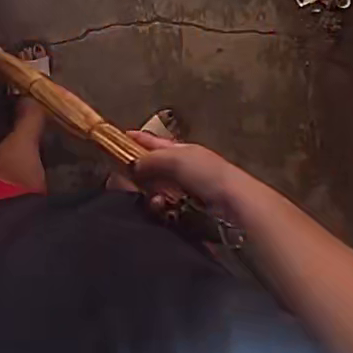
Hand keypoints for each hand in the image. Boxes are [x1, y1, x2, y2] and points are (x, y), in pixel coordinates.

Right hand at [129, 131, 255, 214]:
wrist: (234, 205)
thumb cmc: (207, 174)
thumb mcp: (177, 158)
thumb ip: (153, 159)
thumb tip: (132, 164)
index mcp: (184, 150)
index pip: (156, 143)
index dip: (138, 140)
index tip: (118, 140)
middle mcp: (186, 168)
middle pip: (155, 169)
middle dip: (140, 173)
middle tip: (126, 180)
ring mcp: (189, 191)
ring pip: (158, 191)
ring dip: (150, 195)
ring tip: (151, 201)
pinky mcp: (190, 213)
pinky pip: (166, 209)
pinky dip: (160, 209)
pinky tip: (160, 211)